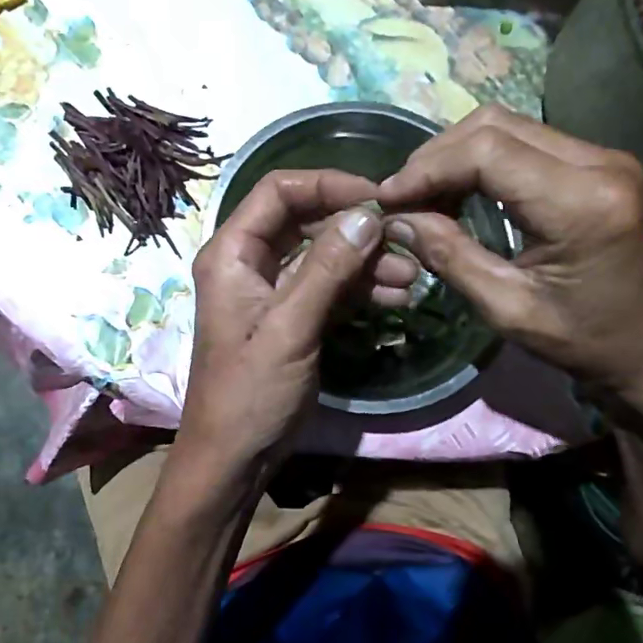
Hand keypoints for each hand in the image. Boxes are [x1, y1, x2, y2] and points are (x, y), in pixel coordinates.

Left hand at [179, 170, 405, 479]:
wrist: (234, 458)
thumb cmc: (250, 393)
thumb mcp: (290, 328)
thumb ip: (327, 269)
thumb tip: (368, 214)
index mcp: (232, 253)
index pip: (278, 191)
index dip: (328, 184)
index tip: (379, 198)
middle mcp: (249, 262)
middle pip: (306, 221)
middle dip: (356, 229)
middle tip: (406, 241)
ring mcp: (271, 290)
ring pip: (323, 255)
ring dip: (365, 262)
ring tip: (410, 279)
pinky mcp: (291, 317)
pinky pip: (328, 288)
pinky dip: (359, 289)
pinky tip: (396, 299)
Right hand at [377, 106, 642, 406]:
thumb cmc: (580, 339)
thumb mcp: (505, 308)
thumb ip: (450, 256)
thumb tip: (396, 219)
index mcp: (580, 205)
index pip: (487, 153)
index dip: (428, 168)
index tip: (389, 198)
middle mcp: (599, 164)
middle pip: (494, 125)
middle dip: (436, 157)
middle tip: (402, 197)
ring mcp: (602, 157)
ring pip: (506, 125)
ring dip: (455, 154)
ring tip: (424, 194)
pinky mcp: (596, 162)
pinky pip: (524, 140)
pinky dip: (479, 159)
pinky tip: (458, 190)